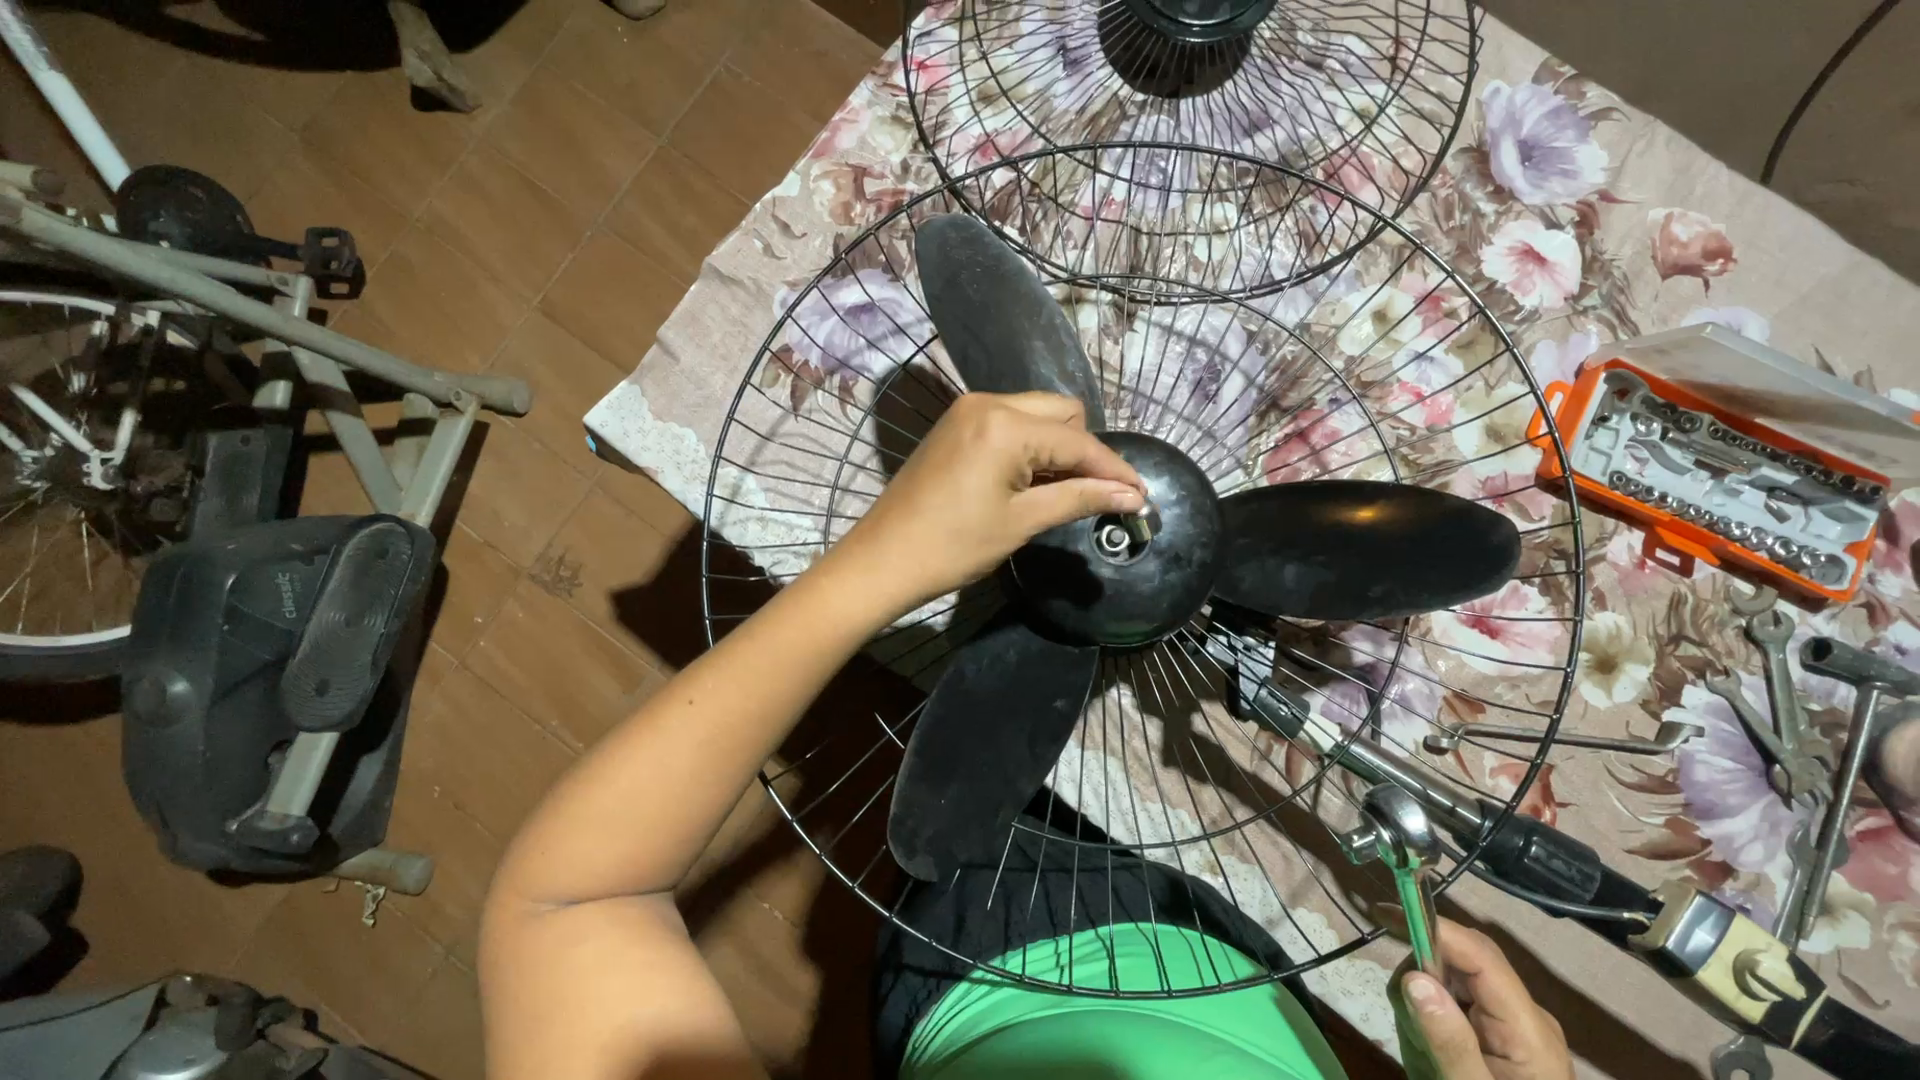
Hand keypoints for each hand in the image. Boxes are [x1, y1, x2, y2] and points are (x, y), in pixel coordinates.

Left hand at [828, 392, 1143, 612]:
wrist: (883, 560)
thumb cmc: (953, 546)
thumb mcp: (1022, 522)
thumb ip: (1080, 498)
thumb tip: (1132, 495)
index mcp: (1005, 424)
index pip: (1078, 441)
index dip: (1114, 469)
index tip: (1142, 494)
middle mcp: (987, 402)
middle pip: (1061, 413)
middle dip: (1084, 451)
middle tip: (1094, 494)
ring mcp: (967, 411)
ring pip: (1036, 414)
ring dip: (1057, 447)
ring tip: (1064, 491)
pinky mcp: (955, 425)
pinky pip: (1009, 423)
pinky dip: (1030, 446)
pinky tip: (1032, 480)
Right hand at [1393, 918, 1572, 1079]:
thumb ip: (1448, 1042)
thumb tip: (1413, 978)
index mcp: (1528, 1028)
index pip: (1479, 955)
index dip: (1433, 927)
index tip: (1382, 916)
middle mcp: (1524, 1014)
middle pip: (1461, 960)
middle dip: (1420, 974)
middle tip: (1402, 1017)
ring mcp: (1511, 1023)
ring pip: (1449, 978)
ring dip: (1420, 1002)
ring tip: (1420, 1052)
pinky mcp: (1497, 1033)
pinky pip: (1452, 1001)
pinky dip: (1428, 1017)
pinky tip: (1428, 1052)